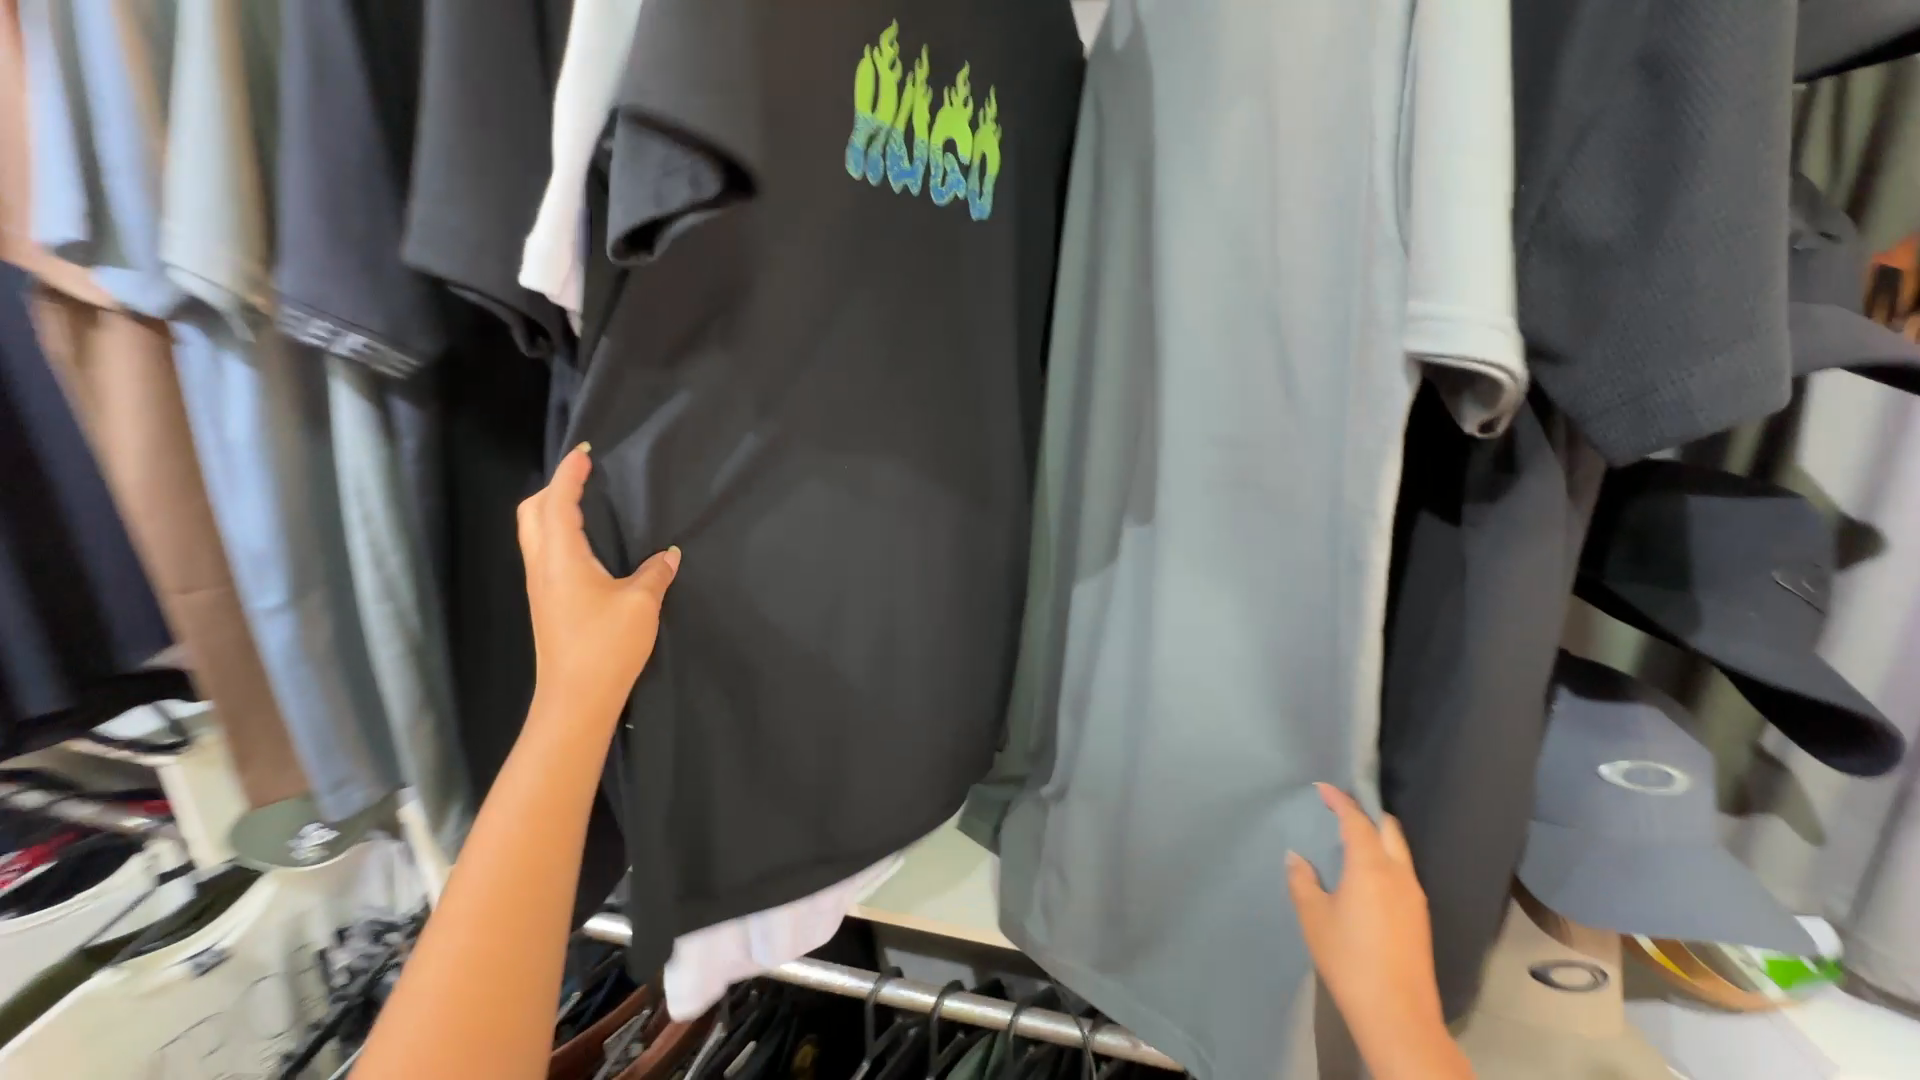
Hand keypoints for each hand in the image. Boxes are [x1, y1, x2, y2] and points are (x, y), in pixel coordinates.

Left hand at [517, 443, 679, 719]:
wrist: (576, 698)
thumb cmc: (606, 645)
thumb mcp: (641, 604)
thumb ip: (655, 573)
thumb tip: (669, 555)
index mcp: (561, 557)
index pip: (559, 502)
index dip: (570, 475)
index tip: (584, 452)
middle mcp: (543, 566)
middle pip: (532, 512)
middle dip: (553, 488)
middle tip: (582, 477)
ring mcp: (541, 586)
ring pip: (534, 533)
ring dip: (552, 509)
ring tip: (584, 502)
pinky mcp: (547, 602)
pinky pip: (544, 551)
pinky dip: (558, 532)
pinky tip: (585, 543)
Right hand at [1288, 784, 1469, 1077]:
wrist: (1397, 1013)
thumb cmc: (1348, 958)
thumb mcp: (1313, 916)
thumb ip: (1302, 880)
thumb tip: (1297, 858)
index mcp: (1371, 866)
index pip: (1357, 820)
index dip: (1340, 800)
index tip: (1322, 787)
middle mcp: (1399, 874)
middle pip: (1388, 829)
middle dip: (1366, 812)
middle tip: (1339, 809)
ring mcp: (1414, 896)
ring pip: (1399, 850)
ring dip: (1377, 837)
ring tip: (1349, 839)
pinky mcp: (1419, 916)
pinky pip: (1402, 872)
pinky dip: (1384, 859)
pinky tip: (1364, 875)